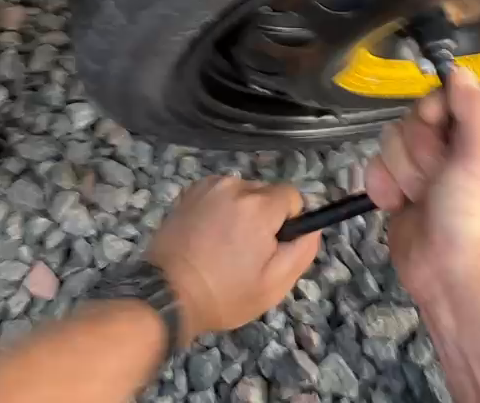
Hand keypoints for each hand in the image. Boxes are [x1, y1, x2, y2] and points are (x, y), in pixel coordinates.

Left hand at [145, 177, 320, 341]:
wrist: (166, 294)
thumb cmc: (224, 293)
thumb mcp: (273, 285)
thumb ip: (301, 251)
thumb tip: (313, 228)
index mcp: (259, 205)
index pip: (292, 196)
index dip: (289, 222)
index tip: (273, 246)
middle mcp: (235, 185)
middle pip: (266, 193)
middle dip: (264, 218)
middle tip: (246, 253)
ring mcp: (210, 185)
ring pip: (243, 193)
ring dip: (241, 212)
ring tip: (224, 247)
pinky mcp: (190, 190)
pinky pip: (220, 193)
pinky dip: (220, 209)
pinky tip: (208, 236)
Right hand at [364, 65, 479, 303]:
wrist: (451, 278)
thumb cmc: (475, 214)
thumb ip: (474, 107)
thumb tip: (459, 71)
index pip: (443, 96)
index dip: (433, 109)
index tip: (438, 129)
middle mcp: (451, 150)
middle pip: (412, 117)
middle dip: (419, 149)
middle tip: (437, 177)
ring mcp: (422, 171)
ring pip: (391, 140)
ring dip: (402, 171)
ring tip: (420, 197)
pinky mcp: (397, 190)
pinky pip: (375, 166)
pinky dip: (382, 186)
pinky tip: (396, 204)